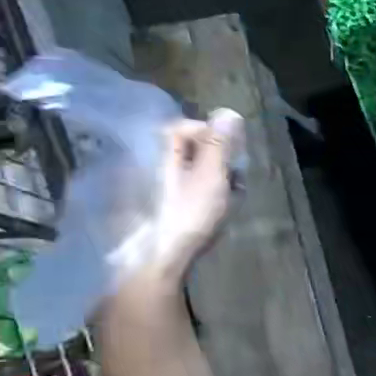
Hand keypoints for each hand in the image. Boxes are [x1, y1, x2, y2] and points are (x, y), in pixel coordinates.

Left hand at [146, 110, 246, 282]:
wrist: (155, 263)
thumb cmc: (187, 216)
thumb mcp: (211, 176)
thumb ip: (220, 144)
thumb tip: (228, 112)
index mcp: (159, 150)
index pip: (187, 126)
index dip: (215, 138)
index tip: (232, 159)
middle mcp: (145, 161)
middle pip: (188, 149)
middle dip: (215, 162)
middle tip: (232, 183)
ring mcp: (143, 186)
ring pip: (185, 172)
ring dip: (208, 181)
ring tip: (224, 202)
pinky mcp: (147, 208)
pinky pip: (178, 191)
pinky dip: (195, 197)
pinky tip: (206, 215)